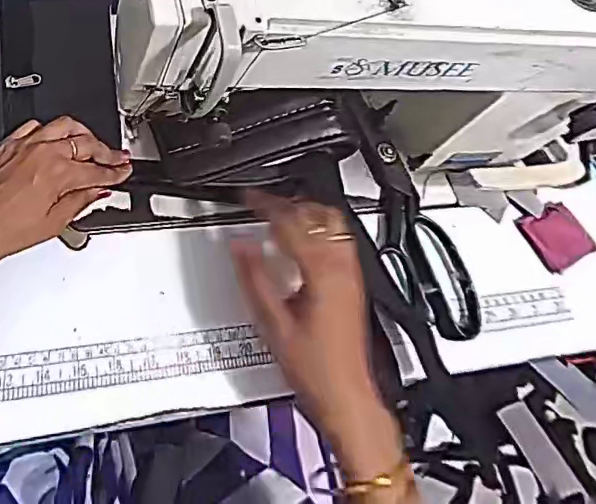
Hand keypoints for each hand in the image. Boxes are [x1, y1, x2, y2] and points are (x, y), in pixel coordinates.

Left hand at [0, 117, 130, 269]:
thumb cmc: (5, 231)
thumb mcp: (53, 223)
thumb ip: (81, 201)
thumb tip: (98, 191)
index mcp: (58, 173)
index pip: (97, 169)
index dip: (115, 171)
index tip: (123, 171)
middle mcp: (43, 153)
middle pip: (86, 143)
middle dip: (106, 152)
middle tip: (116, 158)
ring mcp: (25, 145)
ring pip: (64, 125)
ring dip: (83, 133)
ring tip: (92, 142)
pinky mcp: (9, 144)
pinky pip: (35, 126)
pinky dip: (49, 130)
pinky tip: (54, 137)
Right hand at [230, 192, 404, 479]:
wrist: (346, 397)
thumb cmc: (316, 370)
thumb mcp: (273, 325)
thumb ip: (255, 279)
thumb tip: (240, 246)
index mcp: (321, 270)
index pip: (290, 221)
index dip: (266, 204)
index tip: (249, 198)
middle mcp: (341, 265)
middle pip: (315, 213)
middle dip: (286, 203)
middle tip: (262, 204)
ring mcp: (352, 272)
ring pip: (331, 221)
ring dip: (305, 211)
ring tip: (282, 214)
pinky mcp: (355, 281)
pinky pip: (340, 238)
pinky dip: (319, 227)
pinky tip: (304, 239)